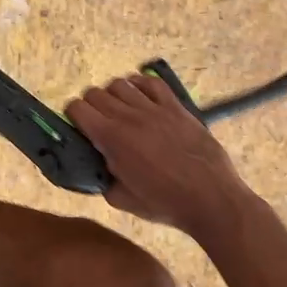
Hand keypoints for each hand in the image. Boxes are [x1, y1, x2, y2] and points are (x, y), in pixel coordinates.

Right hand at [67, 74, 252, 235]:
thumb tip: (94, 164)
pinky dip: (141, 85)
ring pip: (120, 84)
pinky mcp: (177, 108)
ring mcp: (154, 109)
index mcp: (110, 138)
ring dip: (114, 95)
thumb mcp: (120, 199)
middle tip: (100, 122)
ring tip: (122, 111)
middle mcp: (128, 116)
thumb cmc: (165, 203)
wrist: (213, 201)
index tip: (81, 128)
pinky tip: (142, 98)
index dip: (74, 115)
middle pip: (95, 92)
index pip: (76, 107)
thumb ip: (100, 177)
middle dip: (91, 105)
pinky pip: (152, 83)